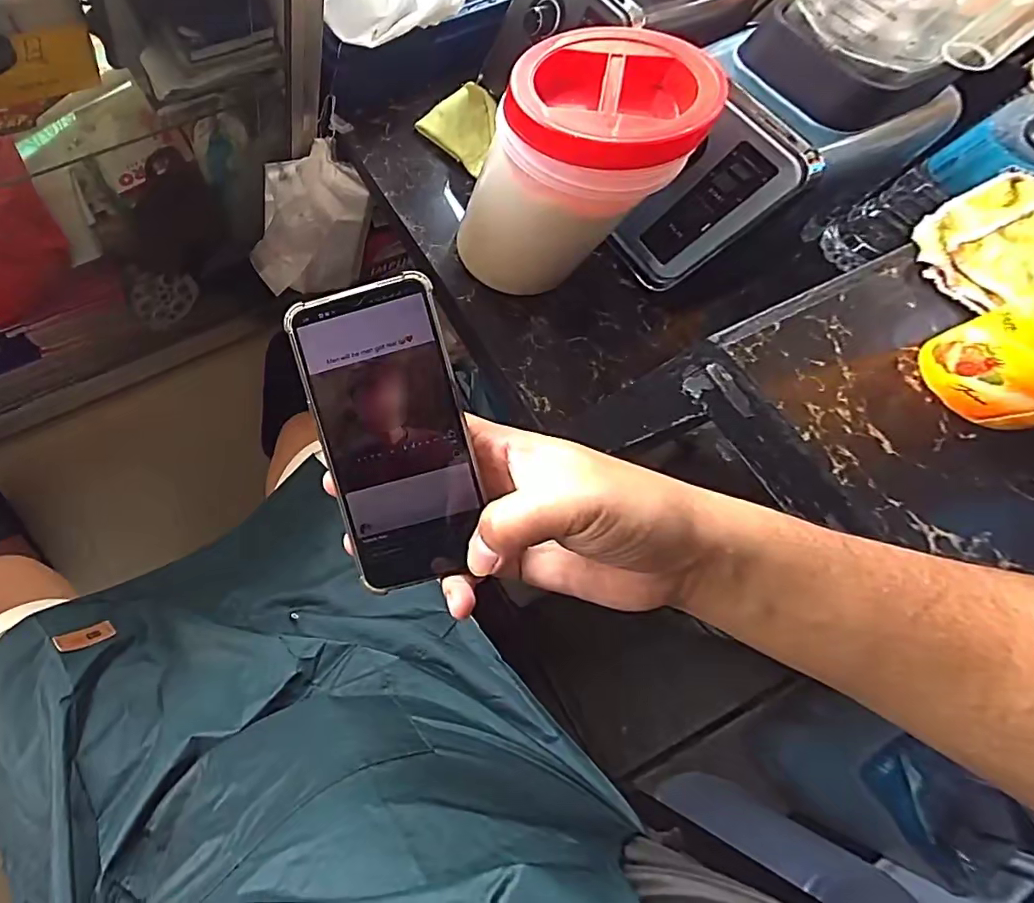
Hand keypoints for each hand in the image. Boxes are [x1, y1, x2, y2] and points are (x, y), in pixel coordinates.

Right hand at [326, 415, 713, 619]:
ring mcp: (502, 523)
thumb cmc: (636, 504)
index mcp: (504, 449)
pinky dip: (457, 586)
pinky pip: (469, 571)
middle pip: (431, 485)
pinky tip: (460, 600)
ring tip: (395, 565)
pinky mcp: (514, 561)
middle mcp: (495, 482)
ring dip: (420, 550)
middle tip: (354, 510)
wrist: (679, 559)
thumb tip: (472, 552)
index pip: (442, 432)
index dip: (400, 436)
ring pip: (444, 532)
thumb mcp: (572, 499)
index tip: (360, 448)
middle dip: (393, 498)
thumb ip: (514, 519)